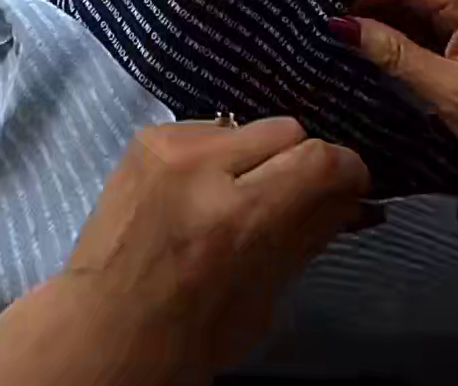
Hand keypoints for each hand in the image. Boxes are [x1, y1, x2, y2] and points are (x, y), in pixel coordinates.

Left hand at [0, 118, 371, 385]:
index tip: (353, 183)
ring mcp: (166, 142)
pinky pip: (204, 127)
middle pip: (284, 128)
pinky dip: (217, 151)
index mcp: (236, 217)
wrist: (103, 320)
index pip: (316, 160)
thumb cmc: (192, 333)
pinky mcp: (145, 134)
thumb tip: (353, 194)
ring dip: (256, 154)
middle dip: (301, 158)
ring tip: (242, 190)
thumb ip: (309, 233)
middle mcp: (201, 164)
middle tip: (298, 191)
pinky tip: (203, 184)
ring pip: (243, 124)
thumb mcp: (265, 297)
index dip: (347, 168)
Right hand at [334, 0, 457, 228]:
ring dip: (379, 29)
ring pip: (413, 18)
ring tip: (335, 45)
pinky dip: (399, 48)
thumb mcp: (451, 93)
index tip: (320, 13)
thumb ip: (393, 54)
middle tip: (321, 31)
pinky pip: (427, 40)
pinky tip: (371, 62)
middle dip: (364, 9)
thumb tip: (338, 25)